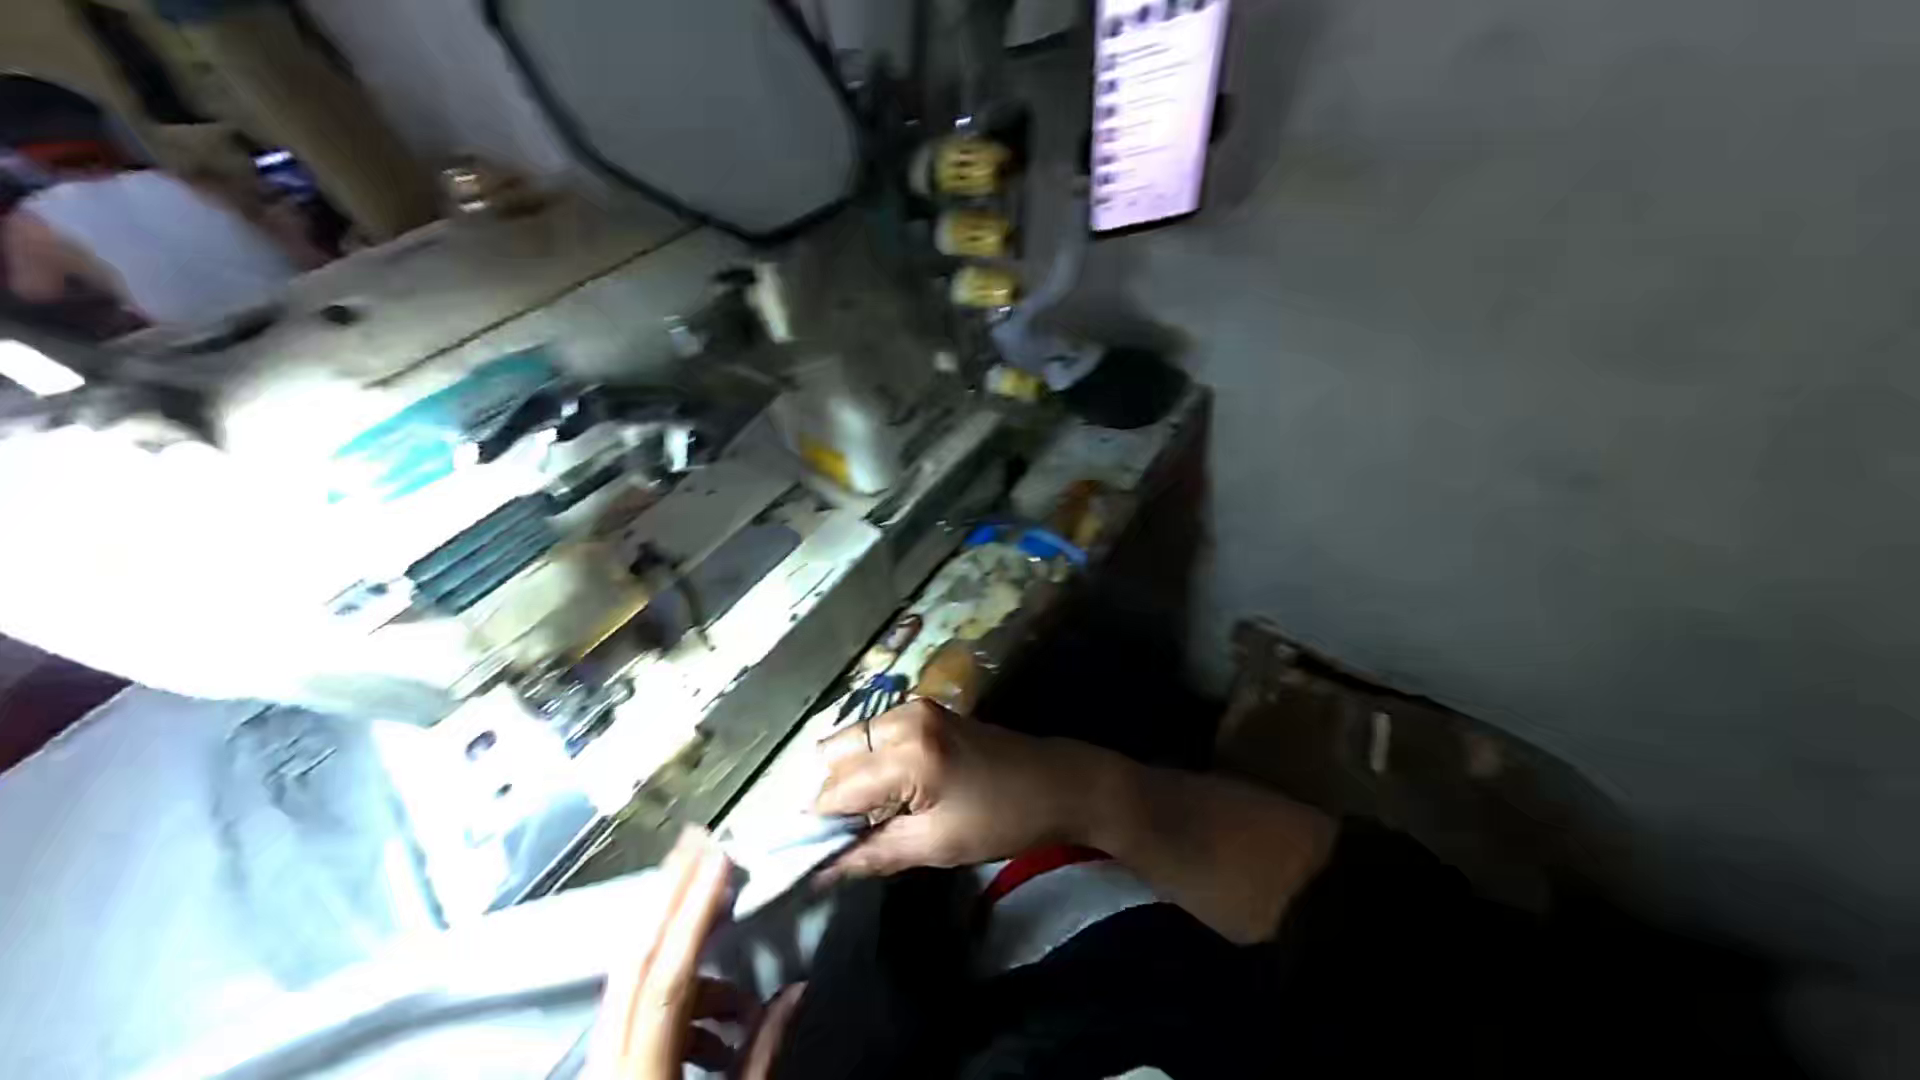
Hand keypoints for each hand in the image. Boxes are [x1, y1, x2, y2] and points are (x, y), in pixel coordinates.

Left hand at [590, 827, 804, 1078]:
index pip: (669, 976)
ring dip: (689, 959)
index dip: (695, 913)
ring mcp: (601, 1062)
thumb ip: (759, 1057)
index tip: (719, 857)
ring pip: (639, 981)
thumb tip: (793, 991)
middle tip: (698, 841)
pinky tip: (721, 1023)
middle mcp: (607, 1059)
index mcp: (637, 1073)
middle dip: (670, 895)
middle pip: (637, 958)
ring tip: (742, 990)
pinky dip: (683, 999)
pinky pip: (644, 1012)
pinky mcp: (609, 1067)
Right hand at [814, 700, 1106, 878]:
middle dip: (833, 797)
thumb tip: (819, 873)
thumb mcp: (937, 845)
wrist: (1059, 782)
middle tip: (852, 834)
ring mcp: (914, 707)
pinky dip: (871, 762)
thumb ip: (872, 854)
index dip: (820, 825)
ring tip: (875, 815)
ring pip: (851, 742)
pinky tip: (892, 791)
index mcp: (908, 753)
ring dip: (851, 779)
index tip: (815, 854)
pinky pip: (874, 734)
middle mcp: (903, 718)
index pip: (836, 789)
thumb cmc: (1003, 819)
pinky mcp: (924, 708)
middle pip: (834, 755)